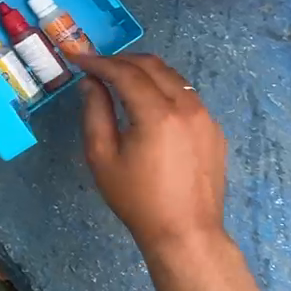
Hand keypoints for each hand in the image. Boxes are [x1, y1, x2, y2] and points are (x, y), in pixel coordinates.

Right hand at [76, 53, 228, 257]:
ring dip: (143, 71)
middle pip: (152, 66)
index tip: (77, 58)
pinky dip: (162, 87)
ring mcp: (205, 117)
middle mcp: (187, 107)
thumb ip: (94, 112)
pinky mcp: (213, 129)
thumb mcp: (102, 156)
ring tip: (118, 79)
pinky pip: (186, 95)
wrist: (185, 232)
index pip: (125, 73)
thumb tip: (91, 83)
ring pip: (172, 76)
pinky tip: (146, 102)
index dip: (98, 62)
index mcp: (157, 114)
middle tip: (96, 66)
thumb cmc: (136, 198)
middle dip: (120, 60)